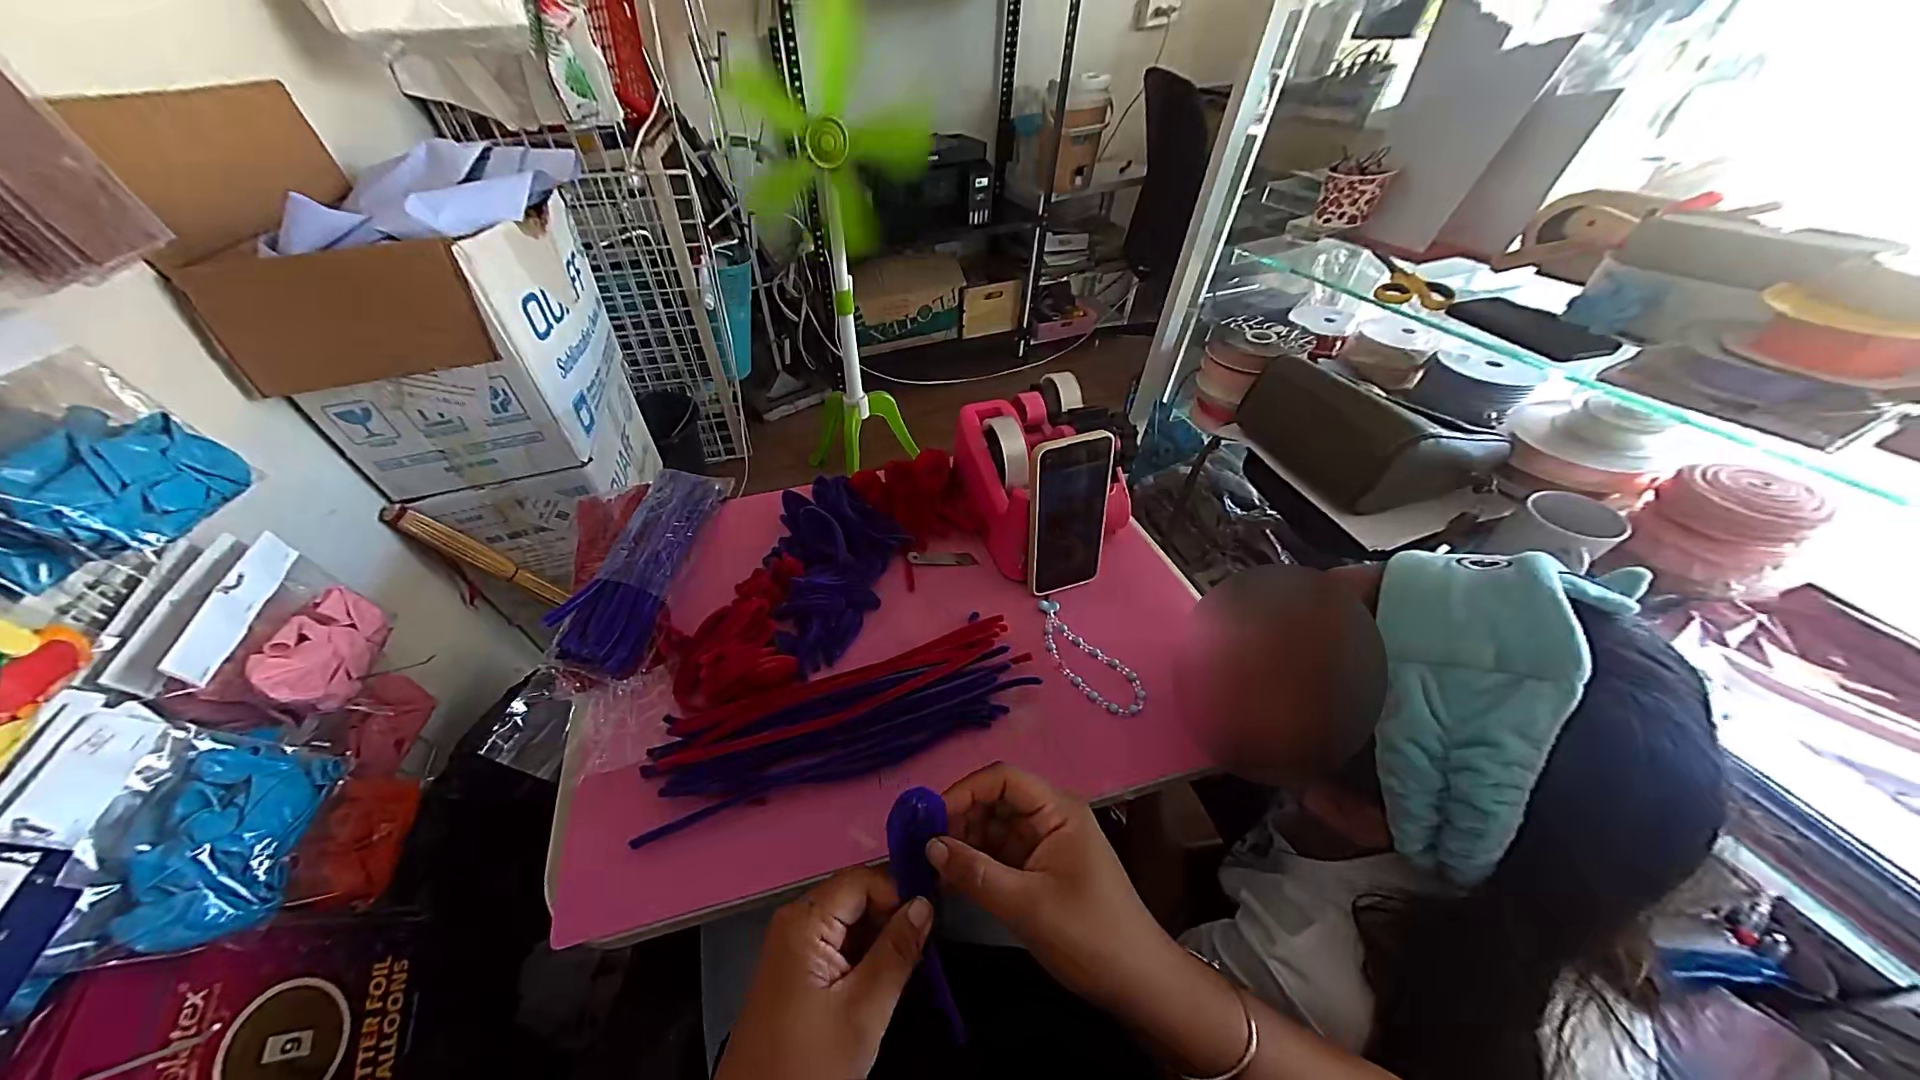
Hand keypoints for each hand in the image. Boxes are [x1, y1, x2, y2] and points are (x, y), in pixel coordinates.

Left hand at [715, 868, 931, 1079]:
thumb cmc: (807, 1065)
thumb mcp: (863, 1011)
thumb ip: (897, 951)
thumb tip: (925, 904)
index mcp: (804, 920)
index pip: (863, 878)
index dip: (899, 893)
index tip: (931, 919)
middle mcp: (795, 921)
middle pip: (857, 895)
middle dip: (892, 915)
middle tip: (924, 945)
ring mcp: (793, 944)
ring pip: (851, 919)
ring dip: (881, 937)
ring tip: (910, 962)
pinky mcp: (796, 968)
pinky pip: (839, 942)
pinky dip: (865, 954)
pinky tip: (883, 977)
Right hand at [928, 763, 1174, 1015]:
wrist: (1138, 984)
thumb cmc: (1090, 935)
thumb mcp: (1027, 905)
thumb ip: (975, 873)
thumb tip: (929, 845)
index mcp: (1057, 809)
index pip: (1003, 779)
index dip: (964, 791)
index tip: (929, 818)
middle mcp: (1050, 816)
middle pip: (995, 800)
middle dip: (959, 818)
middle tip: (922, 845)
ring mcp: (1044, 842)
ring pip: (993, 827)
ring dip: (963, 841)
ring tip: (929, 863)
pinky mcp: (1039, 868)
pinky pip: (999, 853)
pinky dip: (975, 862)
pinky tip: (950, 878)